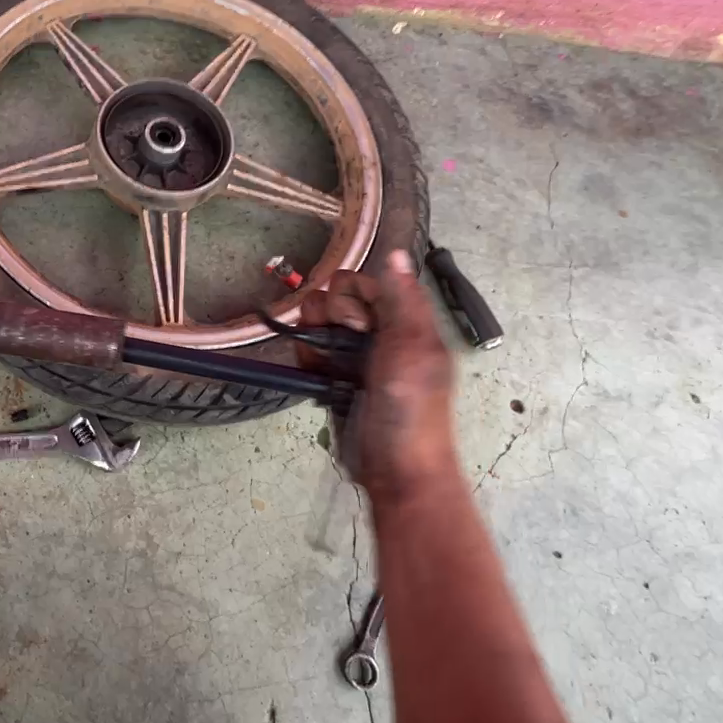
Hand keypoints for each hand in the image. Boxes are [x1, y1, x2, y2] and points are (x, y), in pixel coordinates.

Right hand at [298, 249, 458, 502]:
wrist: (396, 469)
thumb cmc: (412, 408)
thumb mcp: (414, 348)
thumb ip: (402, 300)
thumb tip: (395, 253)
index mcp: (404, 322)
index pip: (362, 284)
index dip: (352, 297)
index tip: (358, 324)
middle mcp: (378, 333)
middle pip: (334, 299)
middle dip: (329, 317)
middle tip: (346, 345)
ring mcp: (355, 357)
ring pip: (317, 324)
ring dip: (314, 337)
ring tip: (324, 361)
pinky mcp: (334, 379)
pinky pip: (309, 353)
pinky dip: (308, 360)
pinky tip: (315, 373)